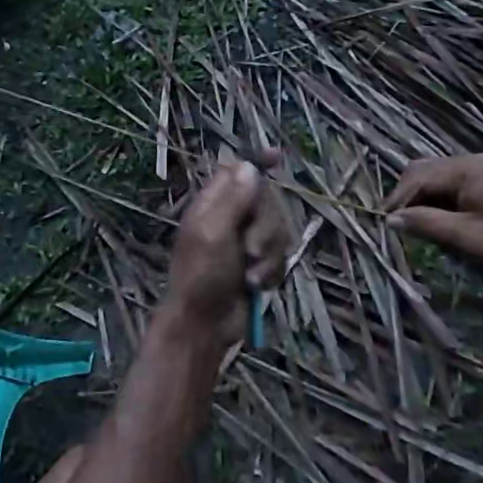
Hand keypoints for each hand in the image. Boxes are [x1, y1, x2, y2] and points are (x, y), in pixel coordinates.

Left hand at [158, 158, 290, 347]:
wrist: (206, 326)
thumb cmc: (201, 277)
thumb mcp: (213, 234)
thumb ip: (232, 199)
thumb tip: (249, 166)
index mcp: (212, 204)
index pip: (237, 171)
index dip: (257, 163)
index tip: (278, 157)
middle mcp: (230, 217)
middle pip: (267, 201)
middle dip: (266, 227)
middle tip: (250, 249)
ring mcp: (246, 241)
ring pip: (278, 229)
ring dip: (270, 255)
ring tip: (251, 276)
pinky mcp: (259, 263)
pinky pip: (281, 254)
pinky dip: (272, 271)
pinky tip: (257, 285)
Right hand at [382, 154, 482, 292]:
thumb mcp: (471, 239)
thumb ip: (428, 225)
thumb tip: (392, 219)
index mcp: (468, 169)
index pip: (416, 177)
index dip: (395, 201)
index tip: (383, 227)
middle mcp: (478, 161)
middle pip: (427, 171)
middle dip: (409, 198)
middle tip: (401, 229)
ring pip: (444, 180)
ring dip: (428, 202)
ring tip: (424, 232)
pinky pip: (462, 186)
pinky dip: (448, 204)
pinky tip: (451, 227)